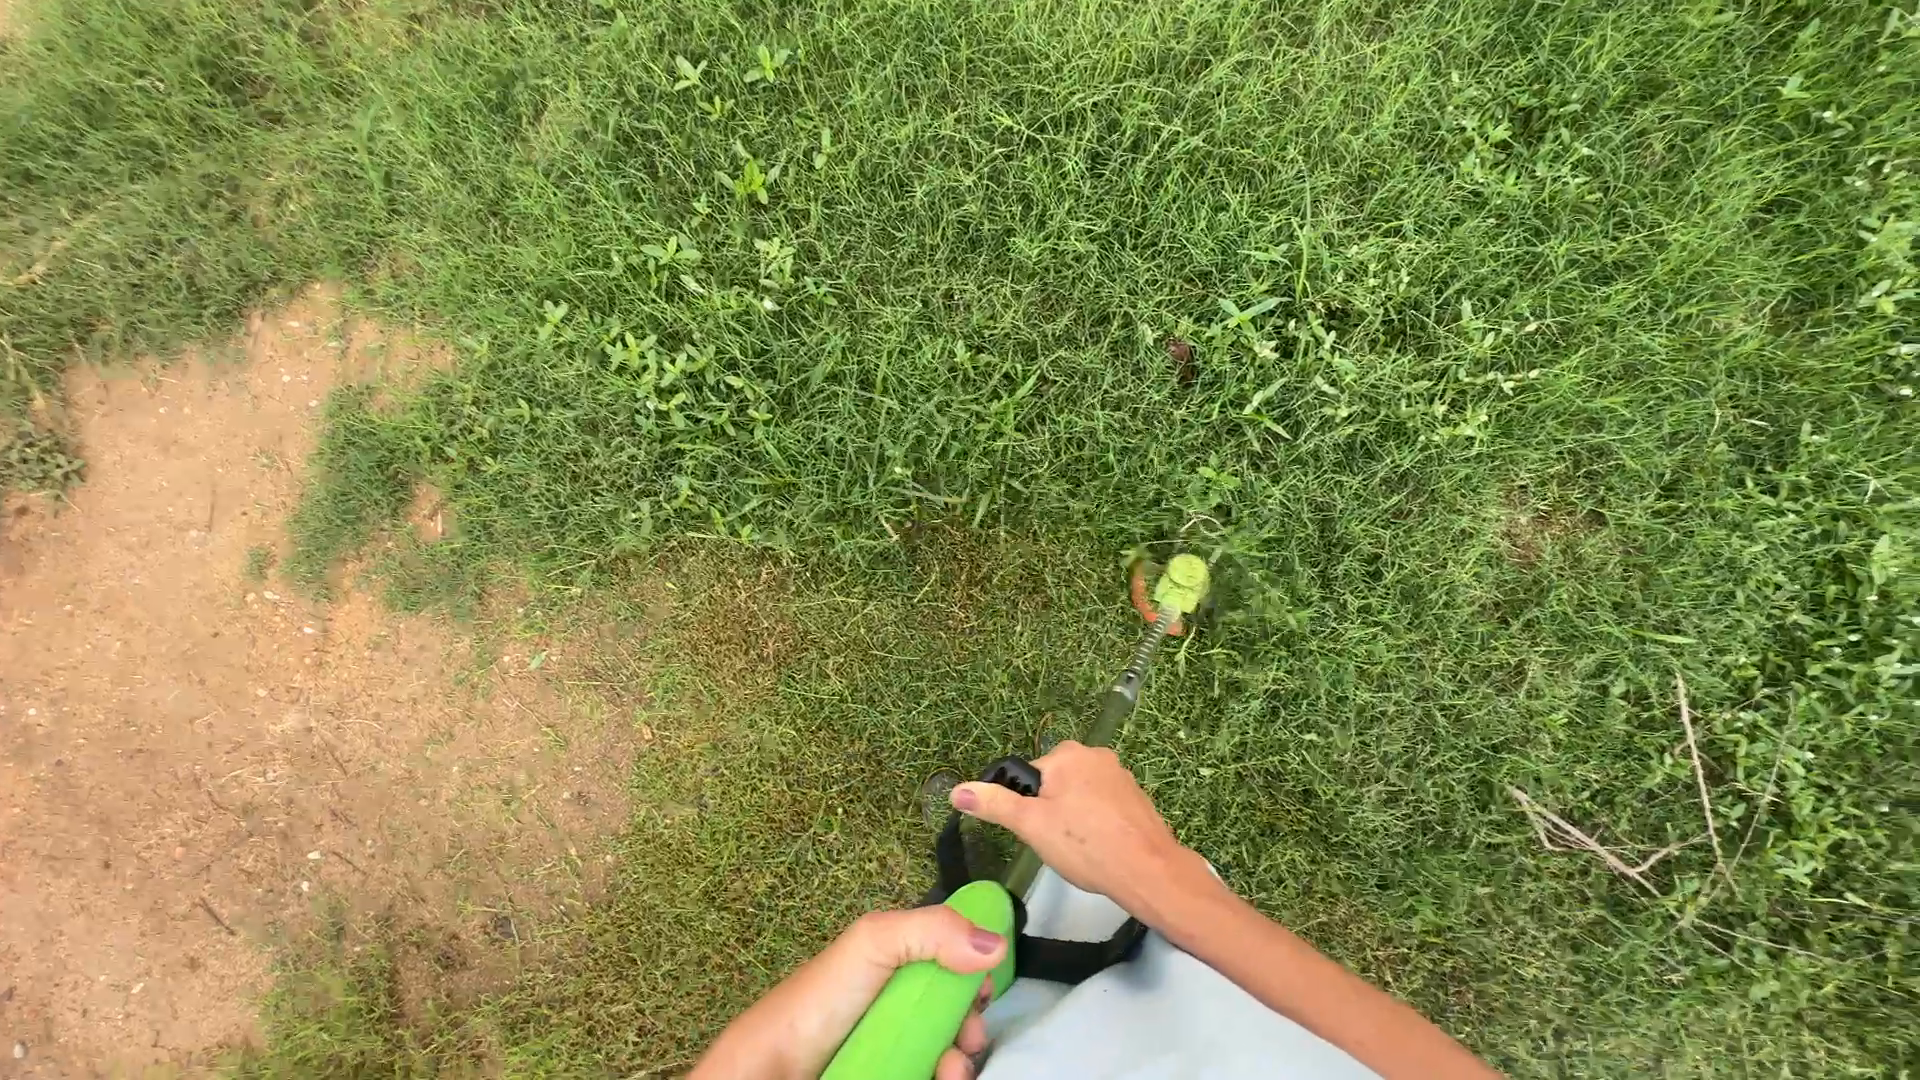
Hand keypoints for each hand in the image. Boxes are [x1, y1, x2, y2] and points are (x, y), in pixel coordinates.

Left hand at [689, 905, 1004, 1079]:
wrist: (773, 1072)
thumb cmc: (821, 999)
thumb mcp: (873, 942)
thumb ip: (931, 930)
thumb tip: (997, 943)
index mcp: (899, 964)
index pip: (953, 964)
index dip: (973, 977)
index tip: (981, 992)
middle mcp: (901, 1006)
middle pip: (957, 1014)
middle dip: (971, 1025)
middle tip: (966, 1036)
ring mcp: (897, 1049)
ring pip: (948, 1054)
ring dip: (961, 1062)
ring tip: (949, 1067)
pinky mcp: (895, 1074)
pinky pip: (930, 1074)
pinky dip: (944, 1077)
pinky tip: (940, 1077)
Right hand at [951, 740, 1204, 912]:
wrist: (1149, 872)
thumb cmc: (1085, 845)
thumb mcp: (1031, 825)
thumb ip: (994, 804)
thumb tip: (957, 790)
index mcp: (1068, 754)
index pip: (1030, 777)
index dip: (1028, 808)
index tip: (1038, 832)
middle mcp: (1095, 754)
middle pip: (1055, 784)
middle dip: (1051, 812)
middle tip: (1058, 843)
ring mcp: (1120, 775)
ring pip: (1080, 796)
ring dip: (1075, 818)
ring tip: (1081, 849)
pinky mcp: (1137, 797)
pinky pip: (1104, 806)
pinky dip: (1098, 824)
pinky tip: (1101, 848)